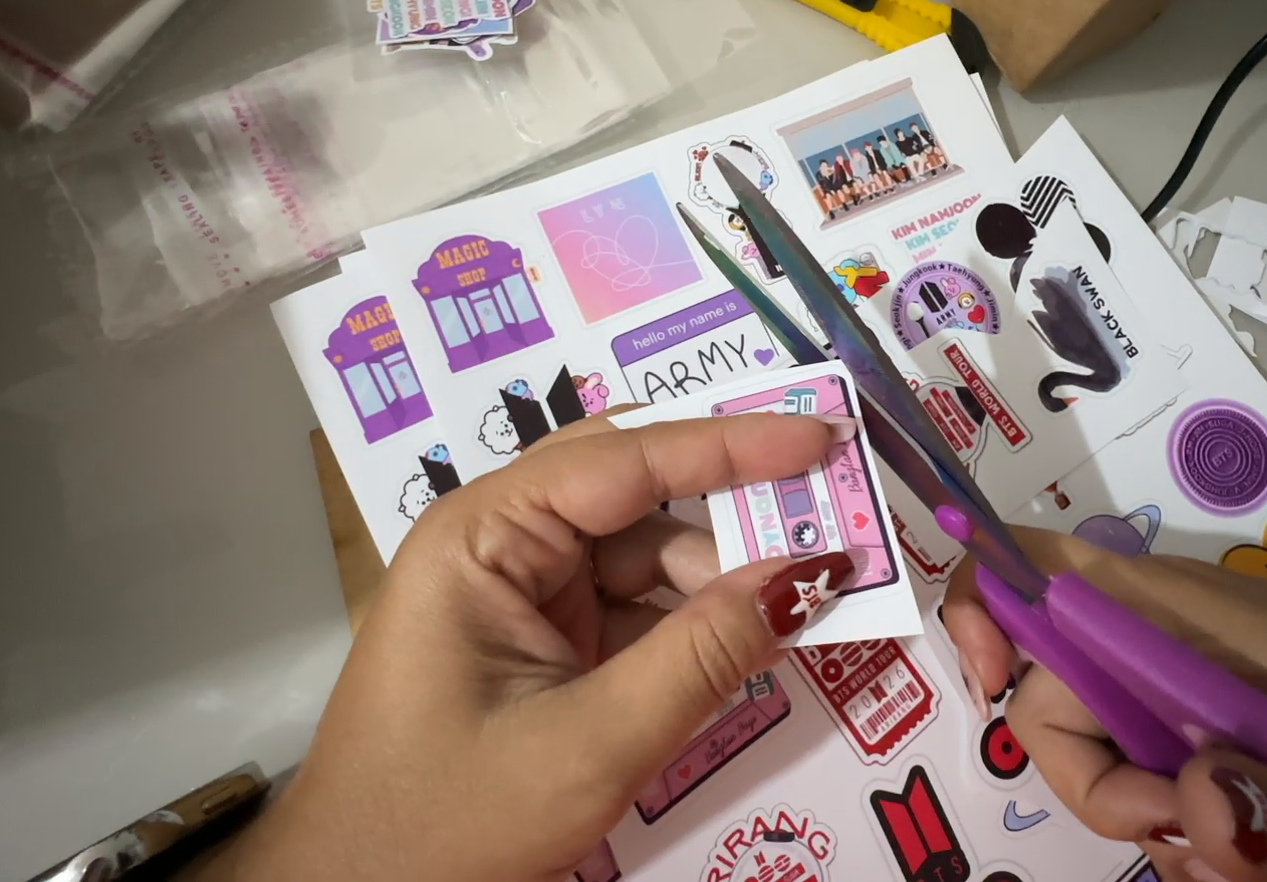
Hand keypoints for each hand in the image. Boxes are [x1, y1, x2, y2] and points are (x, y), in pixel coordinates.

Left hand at [206, 412, 857, 881]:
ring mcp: (526, 581)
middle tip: (821, 506)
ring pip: (647, 544)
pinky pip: (638, 596)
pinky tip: (746, 633)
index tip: (819, 435)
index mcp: (487, 531)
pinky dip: (696, 613)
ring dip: (721, 568)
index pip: (628, 459)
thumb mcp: (590, 745)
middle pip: (638, 485)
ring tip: (801, 591)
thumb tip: (812, 576)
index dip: (732, 443)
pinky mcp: (547, 626)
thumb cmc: (445, 832)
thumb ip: (707, 654)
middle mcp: (505, 535)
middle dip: (730, 498)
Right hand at [943, 527, 1266, 881]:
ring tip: (1250, 854)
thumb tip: (1191, 812)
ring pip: (1089, 744)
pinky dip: (1169, 823)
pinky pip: (1137, 773)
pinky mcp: (1193, 726)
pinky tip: (1246, 848)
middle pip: (1047, 688)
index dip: (978, 605)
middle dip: (1091, 778)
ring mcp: (1170, 684)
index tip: (990, 687)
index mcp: (1170, 606)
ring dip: (1139, 812)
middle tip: (1190, 838)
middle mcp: (1149, 633)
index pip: (1031, 565)